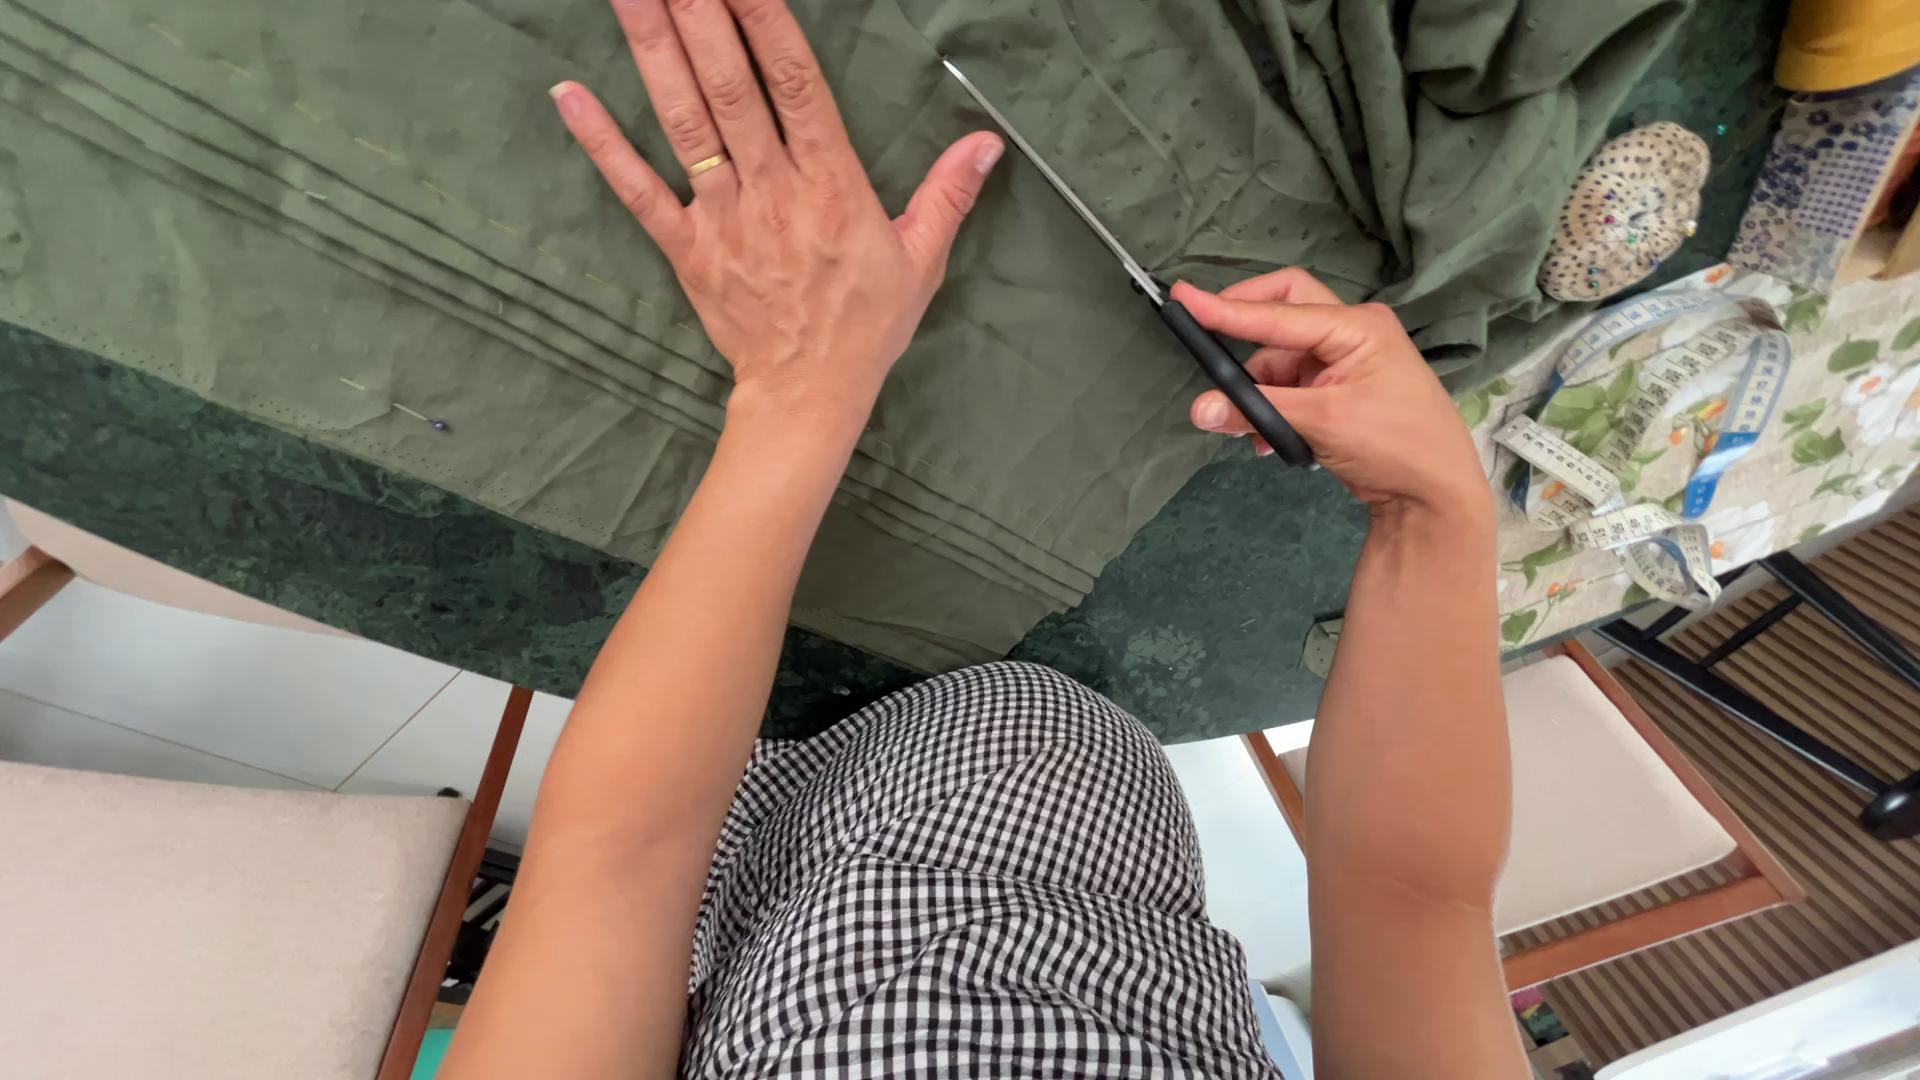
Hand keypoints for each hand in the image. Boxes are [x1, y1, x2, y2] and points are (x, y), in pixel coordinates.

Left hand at [550, 0, 1003, 432]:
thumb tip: (987, 143)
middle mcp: (775, 193)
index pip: (796, 85)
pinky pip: (641, 193)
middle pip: (730, 87)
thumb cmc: (867, 328)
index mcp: (833, 188)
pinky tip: (569, 94)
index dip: (765, 18)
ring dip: (652, 50)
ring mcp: (726, 222)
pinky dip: (604, 146)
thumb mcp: (920, 264)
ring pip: (686, 124)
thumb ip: (947, 197)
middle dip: (698, 12)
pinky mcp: (689, 251)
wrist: (809, 393)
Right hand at [1175, 270, 1488, 518]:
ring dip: (1257, 391)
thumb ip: (1256, 411)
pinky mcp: (1333, 390)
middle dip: (1243, 326)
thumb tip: (1199, 409)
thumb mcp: (1321, 422)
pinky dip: (1269, 410)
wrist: (1432, 493)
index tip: (1183, 298)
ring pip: (1277, 360)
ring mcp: (1341, 362)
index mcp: (1355, 326)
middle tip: (1205, 333)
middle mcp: (1348, 333)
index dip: (1226, 309)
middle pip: (1281, 311)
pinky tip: (1267, 441)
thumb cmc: (1394, 444)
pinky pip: (1286, 388)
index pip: (1278, 311)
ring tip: (1252, 430)